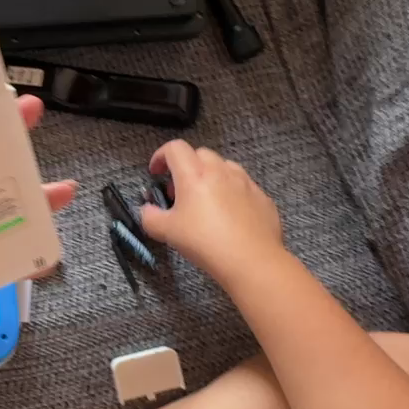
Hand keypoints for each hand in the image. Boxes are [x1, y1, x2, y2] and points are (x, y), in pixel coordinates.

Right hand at [140, 139, 283, 282]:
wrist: (251, 260)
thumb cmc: (204, 242)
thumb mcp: (166, 232)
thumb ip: (149, 216)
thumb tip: (147, 210)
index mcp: (194, 175)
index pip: (174, 148)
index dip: (161, 156)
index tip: (155, 173)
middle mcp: (220, 171)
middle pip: (199, 154)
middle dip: (185, 166)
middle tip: (178, 190)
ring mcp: (244, 182)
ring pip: (224, 166)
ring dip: (210, 175)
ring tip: (205, 199)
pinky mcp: (261, 196)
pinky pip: (242, 184)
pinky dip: (230, 191)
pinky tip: (228, 213)